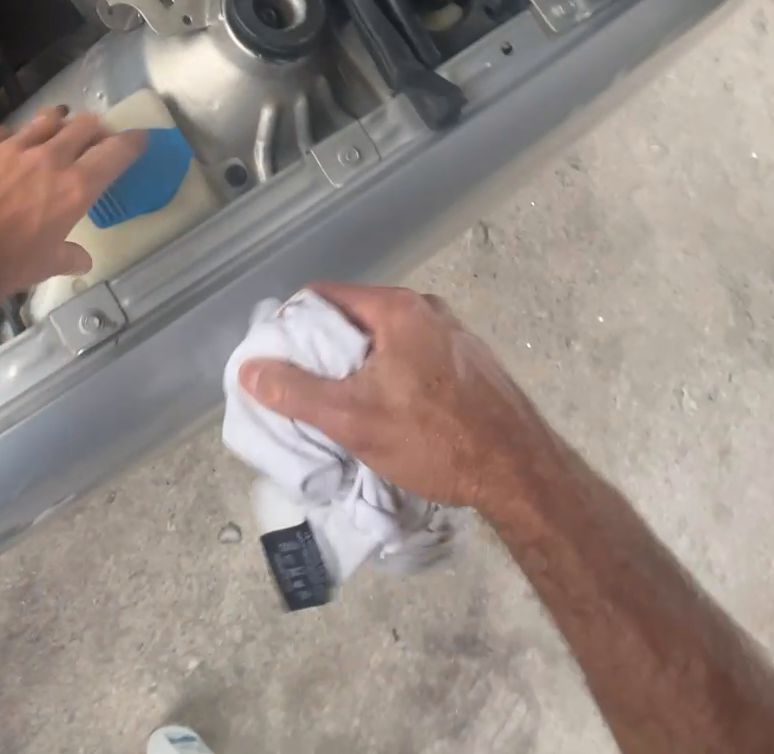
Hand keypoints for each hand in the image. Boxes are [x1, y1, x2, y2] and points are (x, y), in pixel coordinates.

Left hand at [0, 106, 145, 302]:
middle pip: (83, 127)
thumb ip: (67, 256)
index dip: (131, 143)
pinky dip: (16, 136)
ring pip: (45, 120)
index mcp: (74, 189)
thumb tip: (81, 260)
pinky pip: (5, 132)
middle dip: (95, 129)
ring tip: (59, 124)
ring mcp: (11, 148)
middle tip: (96, 137)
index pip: (114, 154)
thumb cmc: (2, 267)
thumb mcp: (43, 267)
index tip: (139, 139)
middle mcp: (48, 159)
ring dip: (58, 122)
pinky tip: (11, 144)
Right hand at [238, 282, 554, 514]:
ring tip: (341, 400)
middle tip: (304, 385)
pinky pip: (410, 354)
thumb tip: (249, 369)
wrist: (524, 477)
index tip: (280, 359)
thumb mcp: (351, 418)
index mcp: (397, 309)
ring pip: (382, 338)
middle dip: (322, 347)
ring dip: (356, 363)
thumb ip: (294, 391)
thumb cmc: (435, 439)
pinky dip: (387, 372)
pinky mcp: (469, 362)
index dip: (292, 324)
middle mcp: (426, 310)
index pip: (323, 295)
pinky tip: (387, 408)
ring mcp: (453, 334)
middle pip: (352, 316)